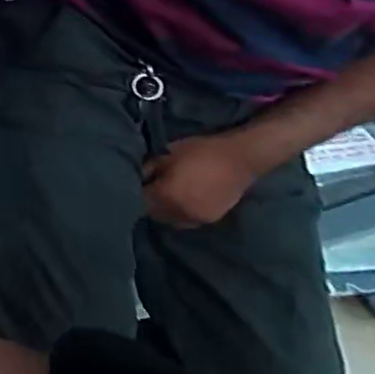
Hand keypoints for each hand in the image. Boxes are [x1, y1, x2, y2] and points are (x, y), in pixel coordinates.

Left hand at [141, 134, 262, 228]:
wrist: (241, 158)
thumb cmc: (200, 152)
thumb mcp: (166, 155)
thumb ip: (148, 169)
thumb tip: (136, 178)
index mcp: (168, 196)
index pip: (141, 201)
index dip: (135, 192)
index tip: (133, 184)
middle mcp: (181, 212)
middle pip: (153, 213)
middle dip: (147, 203)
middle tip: (146, 189)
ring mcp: (197, 219)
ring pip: (169, 219)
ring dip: (162, 210)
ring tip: (160, 196)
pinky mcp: (210, 220)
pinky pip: (185, 221)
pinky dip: (177, 214)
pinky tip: (177, 201)